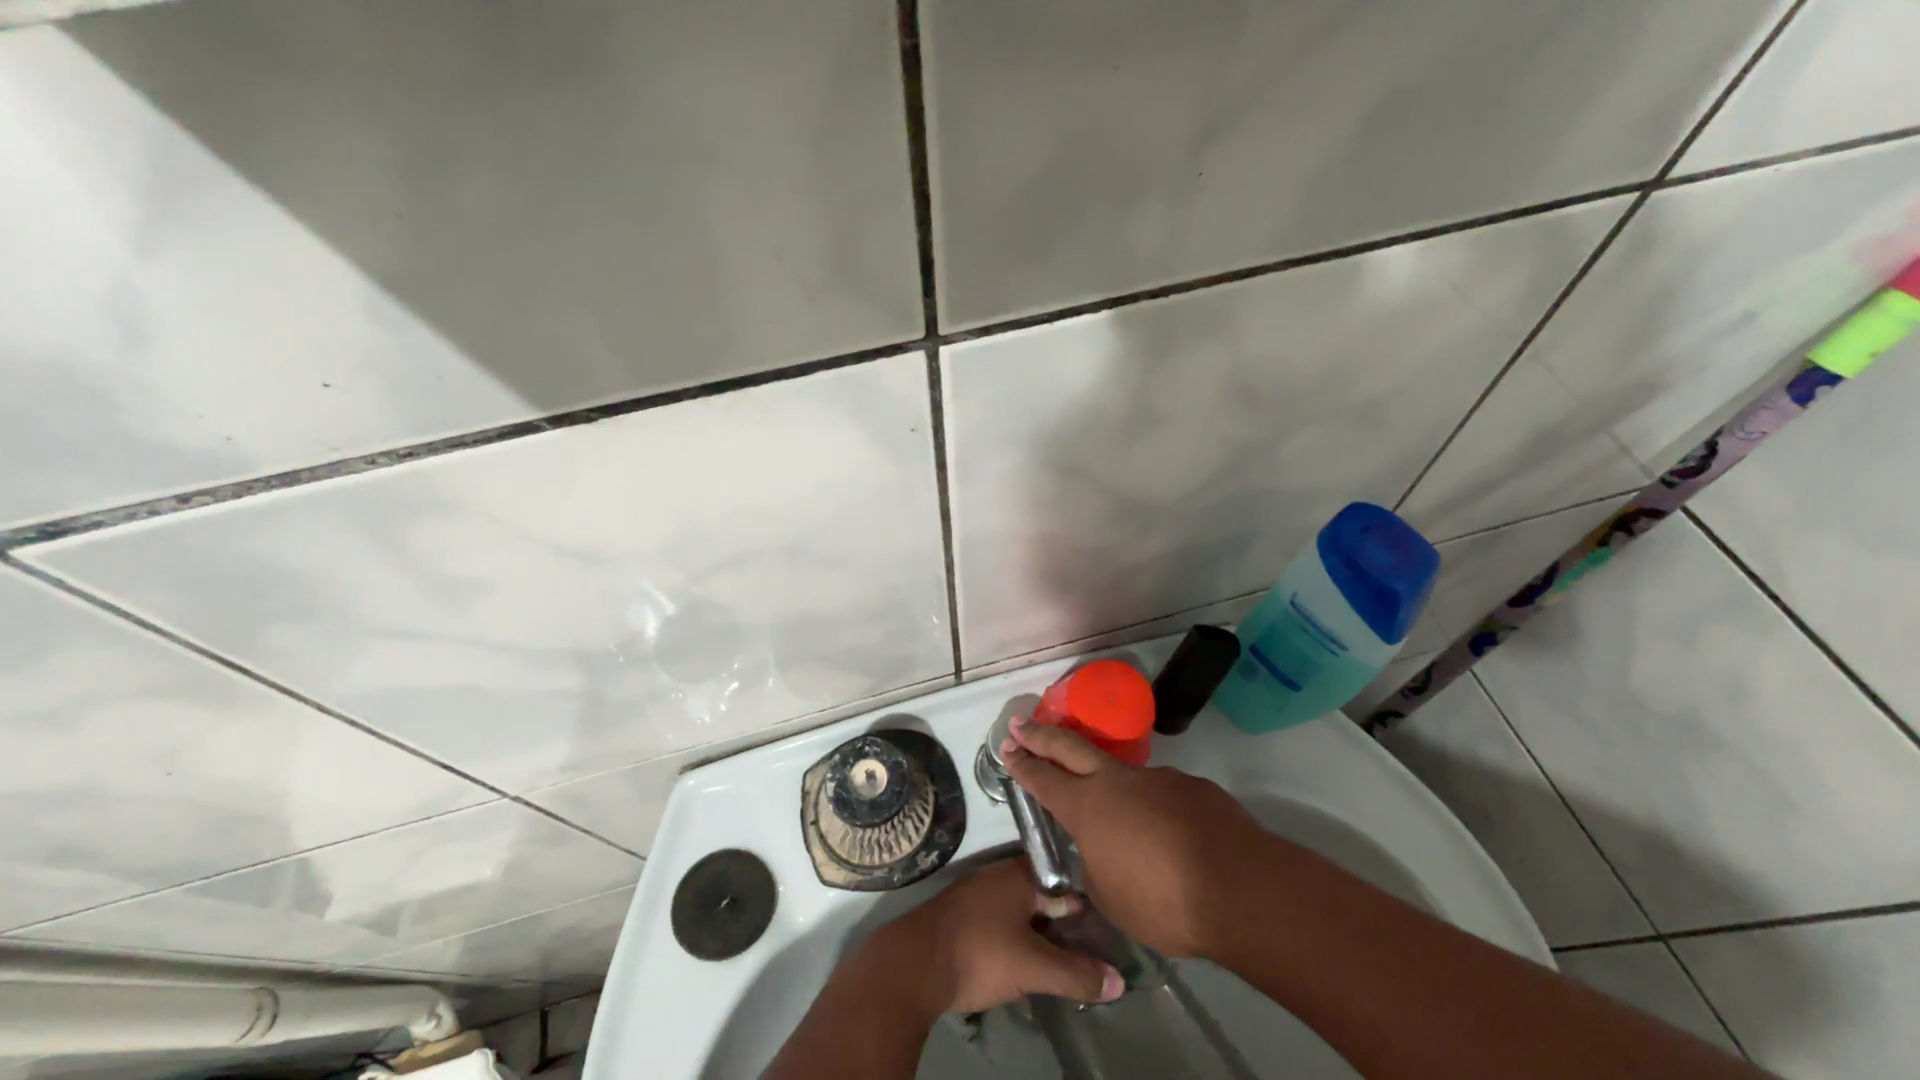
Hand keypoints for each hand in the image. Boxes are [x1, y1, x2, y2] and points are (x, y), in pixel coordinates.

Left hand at [862, 857, 1124, 1014]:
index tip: (1108, 925)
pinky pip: (1000, 920)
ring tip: (1062, 957)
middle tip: (1089, 947)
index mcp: (1018, 874)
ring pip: (1019, 908)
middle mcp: (997, 875)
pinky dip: (1015, 936)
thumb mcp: (1034, 968)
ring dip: (1038, 930)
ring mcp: (975, 894)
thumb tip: (1119, 982)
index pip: (1066, 879)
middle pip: (1043, 894)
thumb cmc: (978, 954)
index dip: (1088, 902)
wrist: (910, 967)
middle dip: (1064, 920)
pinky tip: (1023, 959)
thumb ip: (1077, 973)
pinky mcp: (959, 916)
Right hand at [1001, 717, 1275, 958]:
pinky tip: (1170, 838)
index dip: (1022, 764)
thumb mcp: (1110, 896)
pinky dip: (1158, 810)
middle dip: (1042, 736)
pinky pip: (1165, 795)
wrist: (1241, 890)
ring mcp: (1160, 779)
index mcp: (1087, 808)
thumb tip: (1102, 850)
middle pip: (1072, 748)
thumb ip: (1096, 865)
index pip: (1043, 779)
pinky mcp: (1196, 788)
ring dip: (1113, 788)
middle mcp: (1119, 782)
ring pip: (1126, 776)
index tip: (1007, 748)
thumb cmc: (1163, 902)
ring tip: (1123, 824)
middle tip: (1021, 723)